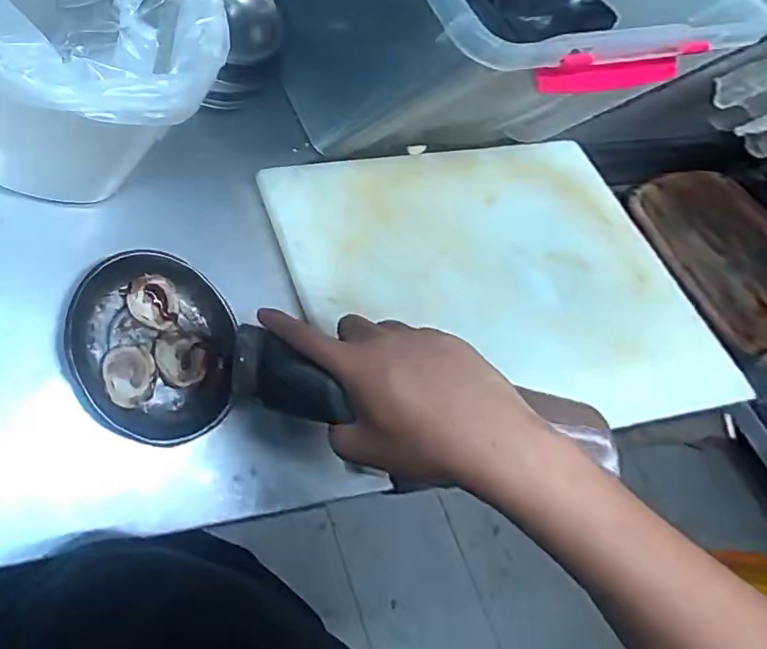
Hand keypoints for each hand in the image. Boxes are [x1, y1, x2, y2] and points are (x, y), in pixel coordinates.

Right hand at [258, 309, 567, 497]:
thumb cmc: (428, 448)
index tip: (265, 312)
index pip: (305, 338)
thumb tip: (340, 427)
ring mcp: (418, 337)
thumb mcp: (372, 453)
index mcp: (354, 365)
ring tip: (408, 383)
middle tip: (364, 376)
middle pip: (350, 327)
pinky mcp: (451, 341)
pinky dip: (421, 357)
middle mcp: (380, 341)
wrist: (501, 445)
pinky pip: (423, 340)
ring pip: (387, 331)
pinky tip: (443, 387)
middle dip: (349, 345)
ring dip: (386, 349)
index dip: (281, 325)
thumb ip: (341, 436)